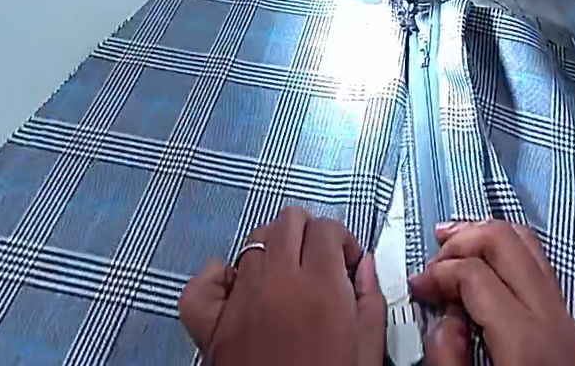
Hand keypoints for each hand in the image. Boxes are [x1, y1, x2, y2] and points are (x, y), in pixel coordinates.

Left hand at [178, 206, 384, 365]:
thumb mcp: (367, 355)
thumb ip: (370, 305)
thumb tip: (366, 270)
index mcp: (320, 289)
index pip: (327, 228)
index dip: (341, 240)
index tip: (346, 261)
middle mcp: (278, 284)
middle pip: (289, 221)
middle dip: (308, 234)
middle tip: (320, 261)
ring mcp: (242, 301)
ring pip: (254, 241)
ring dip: (273, 249)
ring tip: (287, 277)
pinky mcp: (214, 327)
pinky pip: (203, 284)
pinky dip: (218, 278)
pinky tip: (236, 287)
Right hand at [409, 220, 574, 365]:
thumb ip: (448, 356)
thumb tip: (447, 316)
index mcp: (527, 341)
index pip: (473, 272)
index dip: (438, 273)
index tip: (417, 289)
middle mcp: (553, 318)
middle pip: (502, 240)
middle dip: (461, 240)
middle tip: (434, 263)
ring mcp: (568, 319)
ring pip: (525, 241)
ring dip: (484, 236)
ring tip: (452, 245)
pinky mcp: (572, 325)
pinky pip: (538, 262)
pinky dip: (506, 250)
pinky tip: (484, 263)